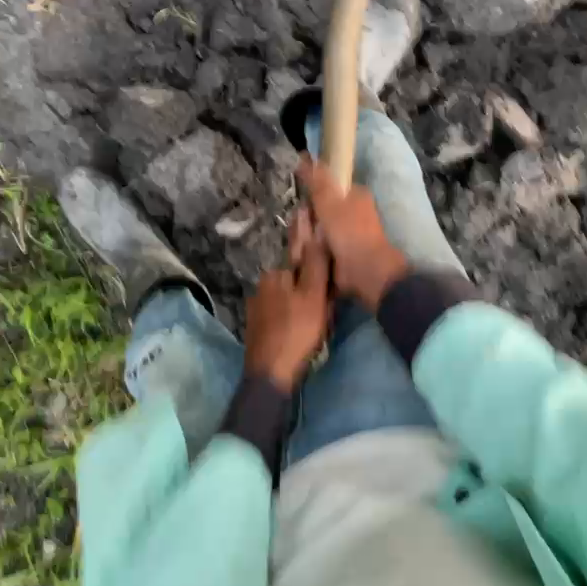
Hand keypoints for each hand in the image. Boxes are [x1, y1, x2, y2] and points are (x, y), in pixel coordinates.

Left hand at [245, 212, 333, 391]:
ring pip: (288, 294)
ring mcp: (258, 306)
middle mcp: (264, 284)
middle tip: (328, 283)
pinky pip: (282, 310)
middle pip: (295, 275)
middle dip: (310, 276)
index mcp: (278, 274)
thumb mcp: (313, 296)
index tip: (307, 210)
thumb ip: (316, 264)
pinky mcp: (259, 325)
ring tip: (320, 308)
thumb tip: (316, 230)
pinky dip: (293, 312)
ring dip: (302, 296)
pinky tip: (304, 323)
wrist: (269, 375)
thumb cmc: (296, 332)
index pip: (298, 250)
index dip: (307, 234)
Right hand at [295, 156, 410, 311]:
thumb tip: (305, 154)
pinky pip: (313, 251)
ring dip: (305, 243)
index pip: (323, 191)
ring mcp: (343, 237)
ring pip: (310, 235)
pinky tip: (308, 261)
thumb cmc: (350, 232)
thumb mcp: (330, 200)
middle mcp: (350, 215)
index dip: (310, 200)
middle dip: (305, 227)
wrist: (365, 272)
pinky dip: (309, 257)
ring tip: (310, 251)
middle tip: (307, 234)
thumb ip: (317, 179)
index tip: (303, 211)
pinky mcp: (336, 257)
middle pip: (313, 215)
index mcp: (354, 196)